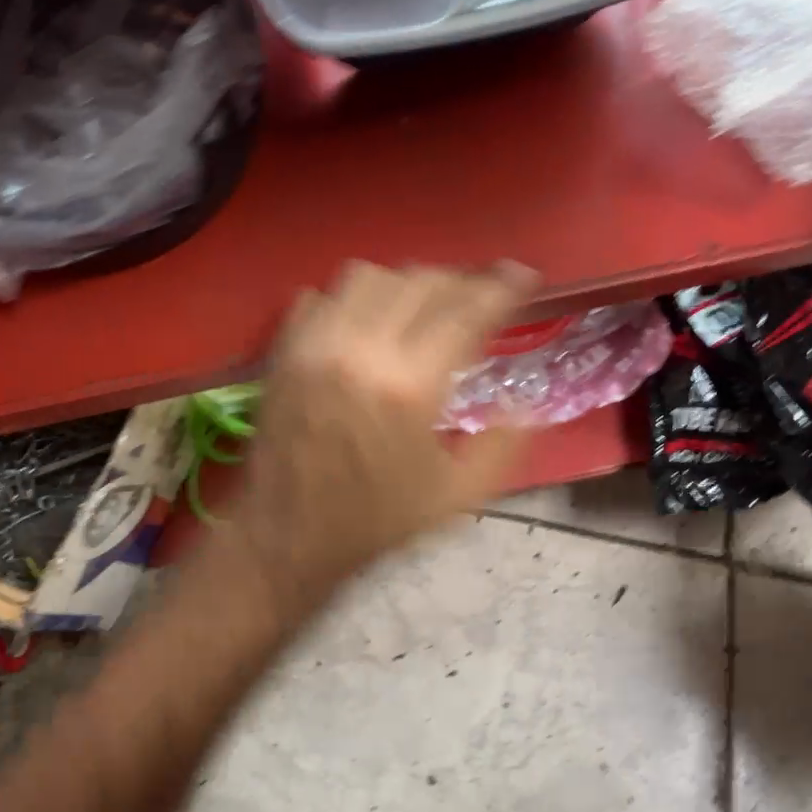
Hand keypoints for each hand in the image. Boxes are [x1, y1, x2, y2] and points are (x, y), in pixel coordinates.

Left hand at [230, 261, 537, 608]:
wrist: (285, 535)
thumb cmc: (374, 521)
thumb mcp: (456, 498)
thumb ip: (502, 447)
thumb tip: (526, 401)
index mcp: (410, 386)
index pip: (465, 311)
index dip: (501, 287)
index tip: (523, 276)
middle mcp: (362, 350)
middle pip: (420, 281)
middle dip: (459, 281)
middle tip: (477, 297)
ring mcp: (316, 345)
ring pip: (368, 276)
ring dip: (403, 283)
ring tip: (420, 306)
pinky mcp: (285, 351)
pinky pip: (320, 296)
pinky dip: (349, 300)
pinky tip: (364, 323)